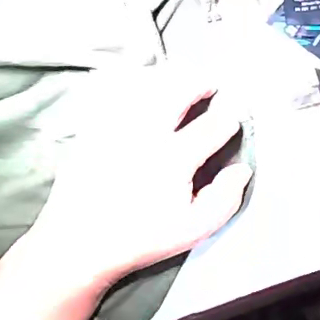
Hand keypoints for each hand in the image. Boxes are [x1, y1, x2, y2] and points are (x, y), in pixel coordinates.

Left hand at [26, 64, 251, 292]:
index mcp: (174, 159)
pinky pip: (112, 90)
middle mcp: (145, 134)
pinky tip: (141, 83)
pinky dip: (130, 80)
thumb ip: (225, 199)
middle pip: (179, 89)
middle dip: (200, 82)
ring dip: (168, 76)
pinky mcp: (92, 126)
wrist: (78, 242)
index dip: (229, 120)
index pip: (214, 125)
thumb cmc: (138, 237)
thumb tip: (241, 170)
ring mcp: (115, 126)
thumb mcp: (193, 229)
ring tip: (180, 79)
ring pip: (146, 83)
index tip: (231, 123)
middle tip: (209, 85)